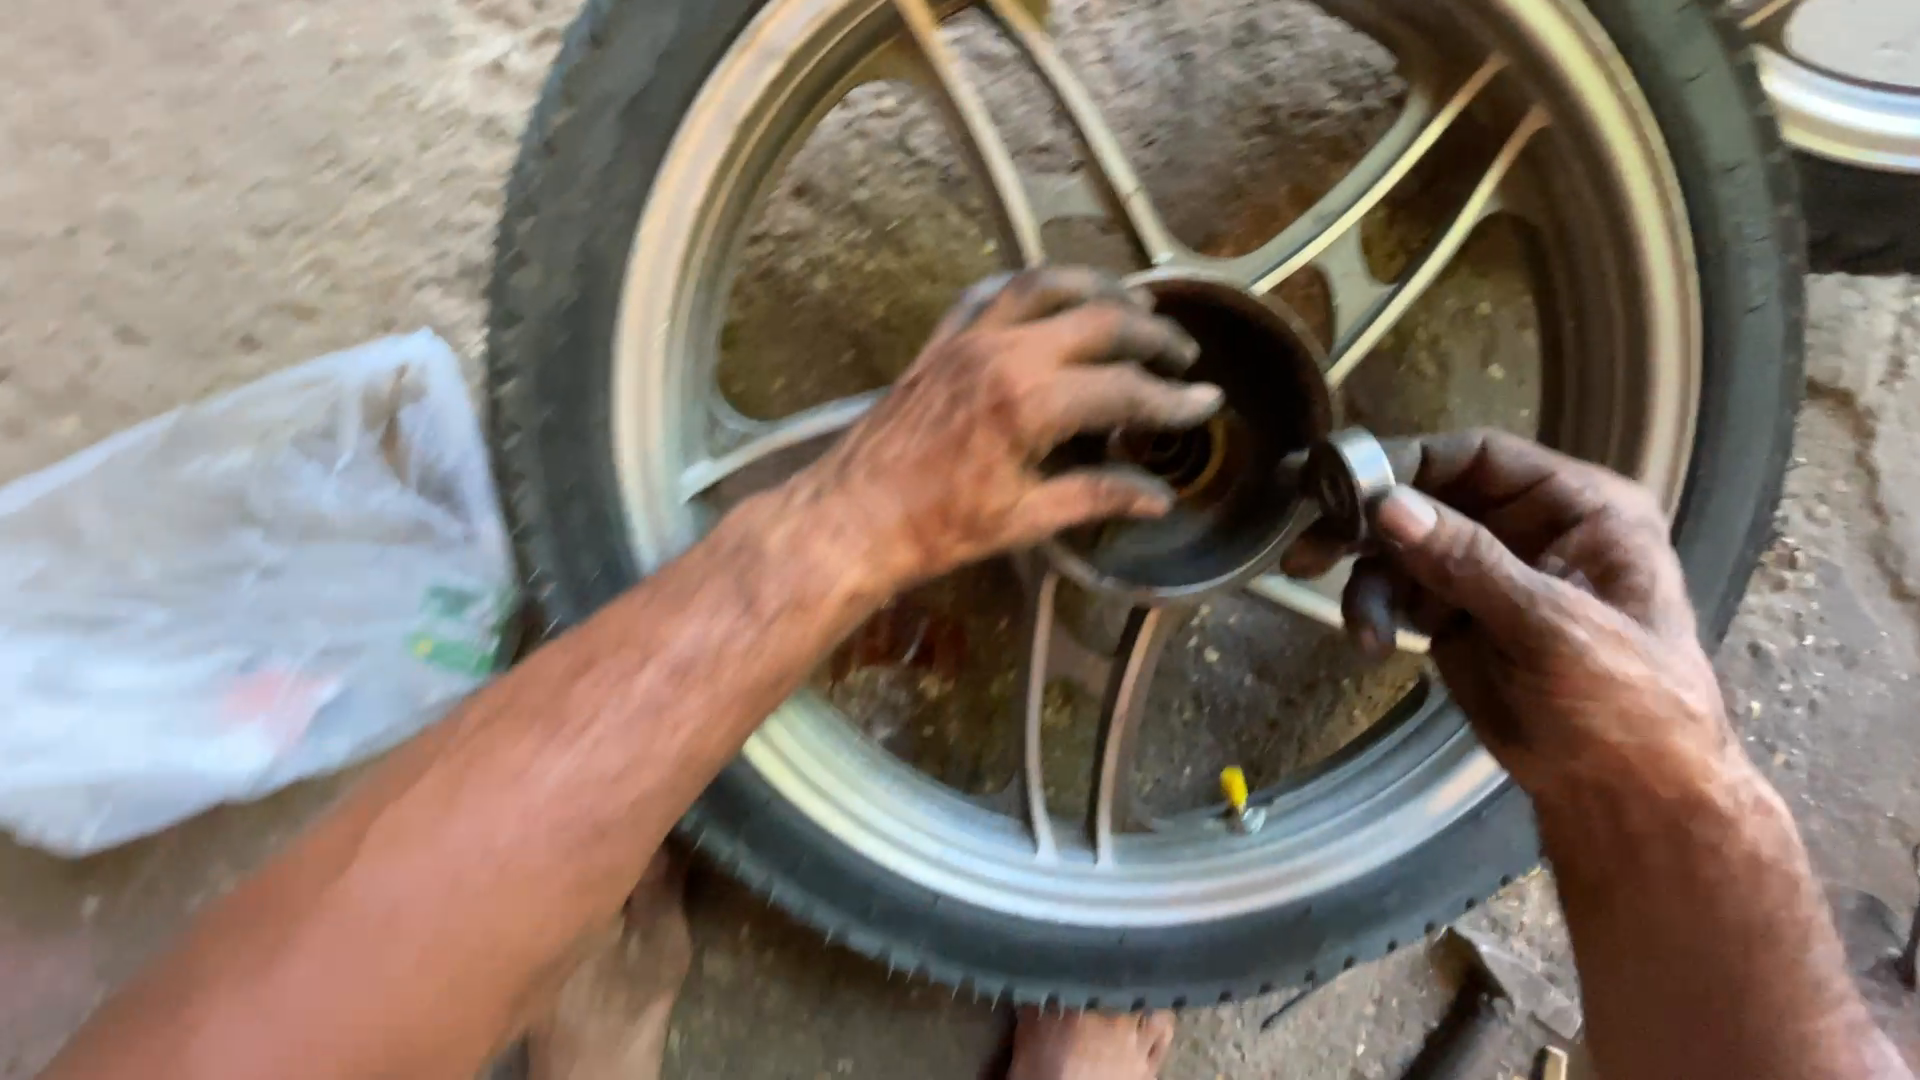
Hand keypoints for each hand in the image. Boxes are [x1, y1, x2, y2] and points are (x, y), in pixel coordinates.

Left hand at [798, 267, 1221, 587]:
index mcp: (1030, 402)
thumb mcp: (1023, 519)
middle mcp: (1005, 353)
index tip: (1207, 401)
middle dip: (1150, 332)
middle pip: (1098, 318)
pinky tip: (1047, 299)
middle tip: (1181, 354)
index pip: (1124, 389)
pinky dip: (1028, 289)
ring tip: (1130, 306)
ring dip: (1096, 289)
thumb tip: (1159, 499)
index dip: (1172, 398)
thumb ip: (1095, 496)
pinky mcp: (939, 342)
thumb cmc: (936, 529)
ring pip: (1045, 286)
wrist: (852, 517)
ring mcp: (967, 339)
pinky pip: (990, 294)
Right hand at [1285, 429, 1736, 802]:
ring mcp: (1480, 570)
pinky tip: (1374, 644)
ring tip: (1356, 625)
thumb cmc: (1625, 703)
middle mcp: (1520, 526)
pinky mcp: (1449, 610)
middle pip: (1420, 498)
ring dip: (1363, 581)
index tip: (1342, 487)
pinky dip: (1373, 613)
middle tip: (1305, 546)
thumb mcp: (1551, 627)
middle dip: (1361, 525)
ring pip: (1395, 549)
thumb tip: (1387, 505)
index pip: (1474, 458)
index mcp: (1573, 507)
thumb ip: (1468, 562)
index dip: (1405, 464)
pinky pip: (1392, 592)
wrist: (1624, 792)